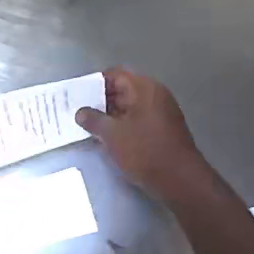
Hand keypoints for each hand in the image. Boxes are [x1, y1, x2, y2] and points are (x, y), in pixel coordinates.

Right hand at [76, 67, 212, 197]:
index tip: (77, 95)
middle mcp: (155, 95)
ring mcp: (160, 112)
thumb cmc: (143, 150)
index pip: (115, 75)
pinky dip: (121, 125)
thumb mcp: (112, 135)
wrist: (177, 177)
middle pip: (122, 89)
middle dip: (99, 100)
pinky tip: (107, 138)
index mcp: (144, 89)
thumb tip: (81, 112)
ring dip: (109, 115)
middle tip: (78, 112)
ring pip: (129, 106)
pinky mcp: (162, 129)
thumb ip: (93, 120)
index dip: (94, 83)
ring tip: (88, 126)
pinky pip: (137, 119)